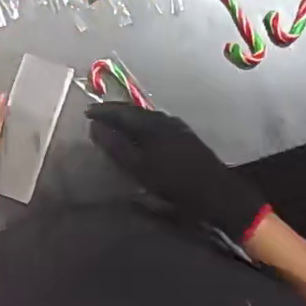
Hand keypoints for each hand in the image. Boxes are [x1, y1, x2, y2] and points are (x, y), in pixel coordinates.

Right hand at [86, 103, 269, 240]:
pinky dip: (142, 125)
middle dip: (115, 112)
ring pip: (147, 117)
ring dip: (129, 118)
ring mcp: (178, 128)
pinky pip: (157, 124)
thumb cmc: (175, 184)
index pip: (121, 111)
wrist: (218, 194)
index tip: (87, 112)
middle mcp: (165, 120)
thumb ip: (116, 147)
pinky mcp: (186, 137)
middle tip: (98, 115)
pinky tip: (142, 134)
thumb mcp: (139, 169)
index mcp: (151, 125)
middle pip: (135, 111)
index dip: (103, 111)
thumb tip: (95, 127)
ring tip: (115, 124)